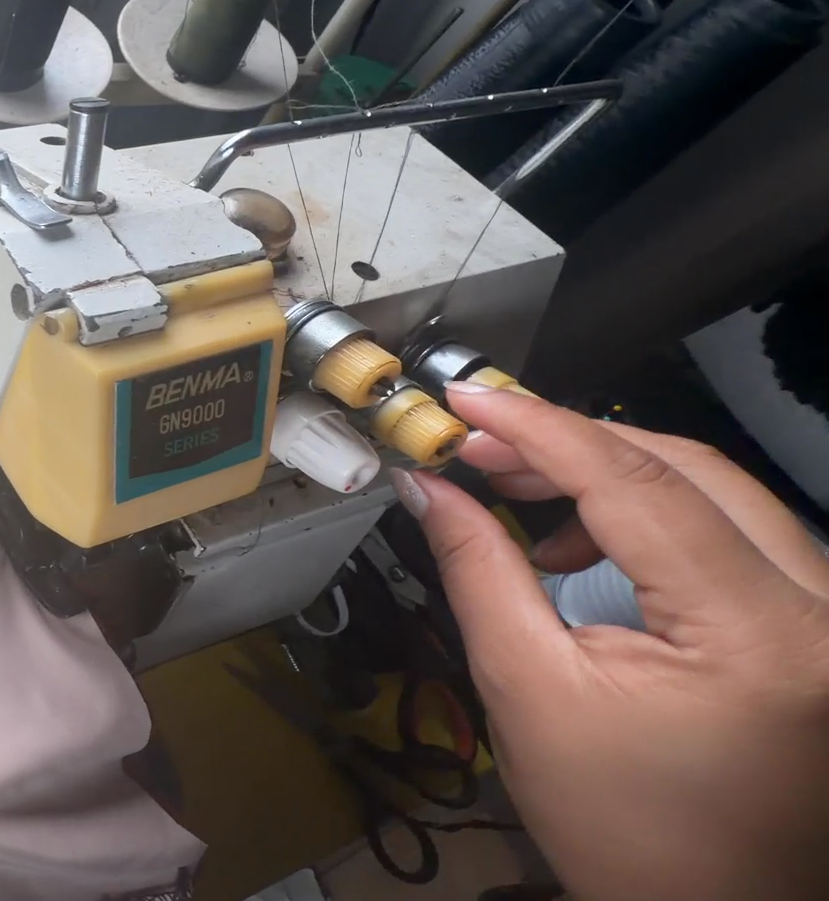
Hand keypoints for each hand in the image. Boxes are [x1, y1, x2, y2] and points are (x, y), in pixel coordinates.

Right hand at [391, 382, 828, 900]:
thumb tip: (424, 485)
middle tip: (472, 444)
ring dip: (602, 473)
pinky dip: (642, 513)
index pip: (637, 486)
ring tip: (509, 487)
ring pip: (716, 492)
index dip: (539, 428)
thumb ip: (476, 566)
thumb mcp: (524, 682)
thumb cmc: (616, 815)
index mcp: (759, 638)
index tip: (464, 398)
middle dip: (568, 442)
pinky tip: (574, 543)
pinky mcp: (819, 629)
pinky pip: (731, 531)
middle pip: (691, 470)